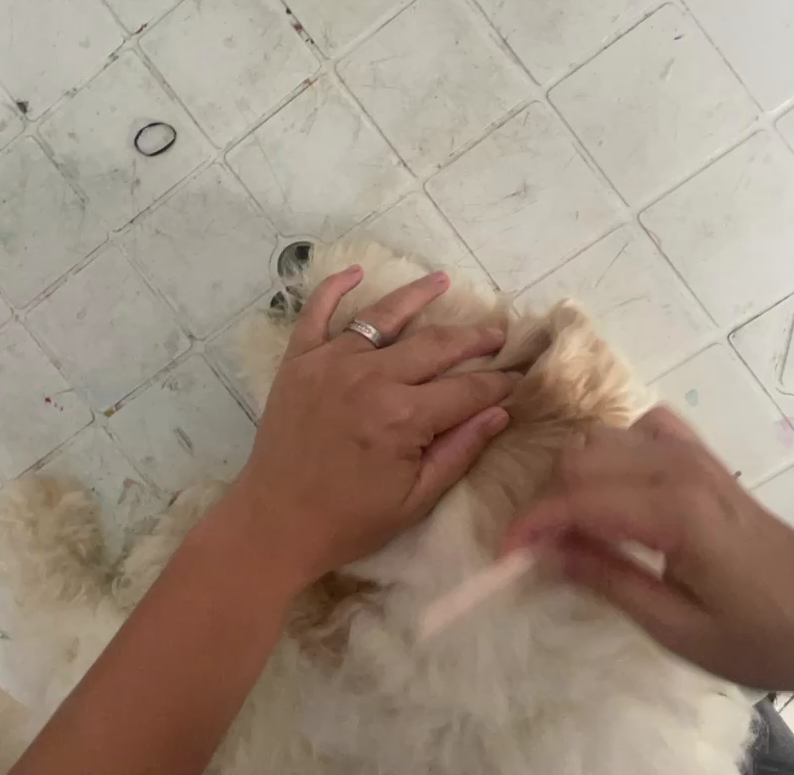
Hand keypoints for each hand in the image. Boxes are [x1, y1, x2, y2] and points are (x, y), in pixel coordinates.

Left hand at [220, 266, 518, 591]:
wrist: (274, 522)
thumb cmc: (350, 519)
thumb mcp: (416, 499)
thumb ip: (460, 450)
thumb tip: (500, 410)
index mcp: (403, 416)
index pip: (467, 388)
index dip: (499, 383)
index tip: (519, 376)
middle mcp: (370, 378)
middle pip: (435, 345)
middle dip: (475, 339)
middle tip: (498, 332)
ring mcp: (330, 362)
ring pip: (384, 317)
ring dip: (417, 295)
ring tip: (443, 281)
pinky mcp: (299, 360)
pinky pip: (316, 313)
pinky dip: (334, 288)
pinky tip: (357, 272)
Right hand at [504, 407, 793, 695]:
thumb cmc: (766, 638)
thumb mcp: (680, 630)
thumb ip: (606, 579)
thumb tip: (542, 551)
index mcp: (674, 509)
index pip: (576, 499)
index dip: (531, 525)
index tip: (504, 557)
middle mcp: (677, 464)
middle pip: (579, 458)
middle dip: (547, 501)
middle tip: (541, 551)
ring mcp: (691, 452)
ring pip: (601, 438)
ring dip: (574, 476)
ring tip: (574, 527)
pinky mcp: (702, 453)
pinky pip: (638, 428)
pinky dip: (612, 450)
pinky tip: (616, 484)